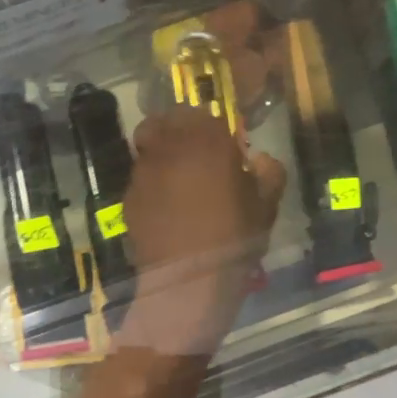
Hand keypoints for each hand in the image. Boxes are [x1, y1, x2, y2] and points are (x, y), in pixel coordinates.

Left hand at [118, 106, 285, 354]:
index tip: (223, 144)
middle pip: (165, 123)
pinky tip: (165, 210)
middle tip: (194, 156)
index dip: (212, 127)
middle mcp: (169, 148)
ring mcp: (143, 174)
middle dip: (178, 133)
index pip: (205, 113)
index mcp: (207, 140)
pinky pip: (140, 182)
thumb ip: (268, 173)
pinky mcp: (128, 201)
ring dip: (161, 158)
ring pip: (147, 149)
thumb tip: (259, 160)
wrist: (188, 285)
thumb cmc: (233, 242)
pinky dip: (151, 187)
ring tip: (178, 185)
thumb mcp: (266, 207)